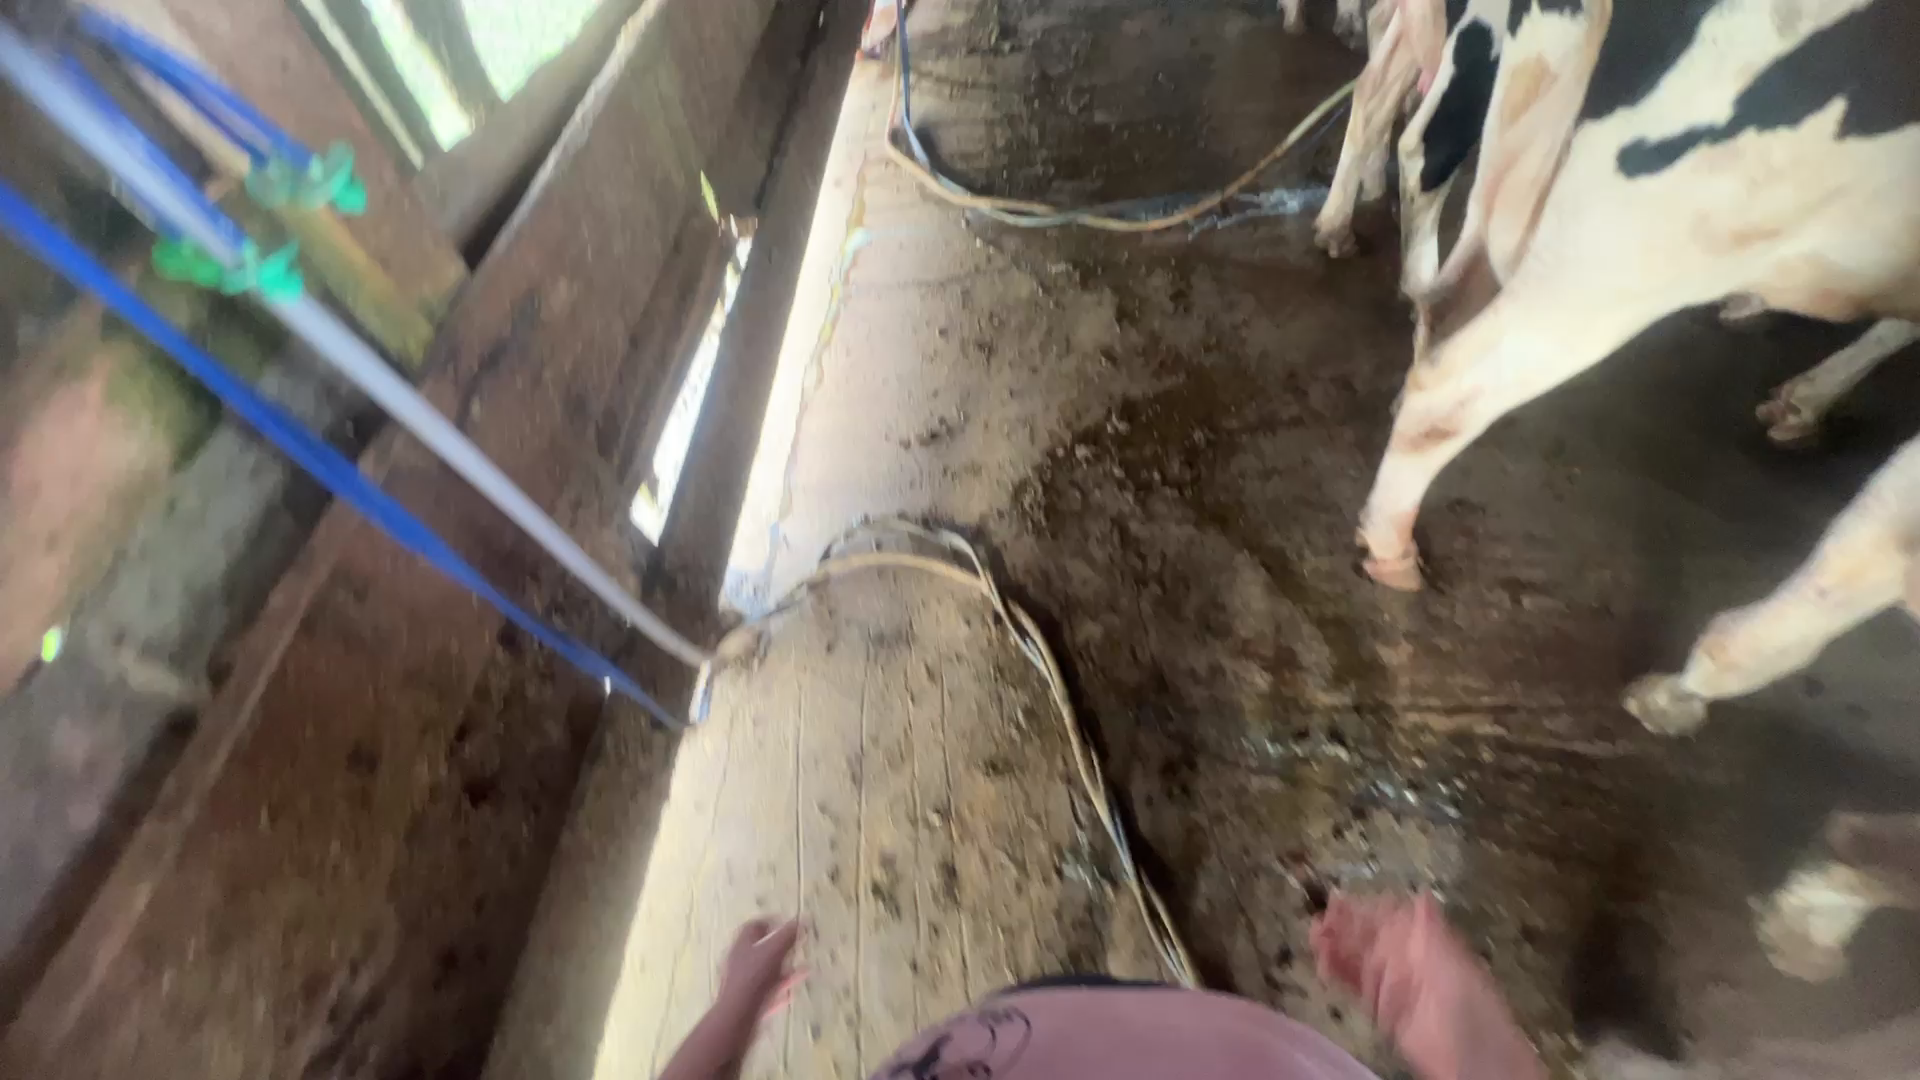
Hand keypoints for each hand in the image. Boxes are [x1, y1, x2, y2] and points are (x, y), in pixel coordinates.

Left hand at [718, 917, 805, 1022]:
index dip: (771, 922)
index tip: (787, 924)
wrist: (738, 1017)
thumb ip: (789, 934)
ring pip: (765, 971)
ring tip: (801, 970)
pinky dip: (780, 989)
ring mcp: (742, 983)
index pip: (755, 925)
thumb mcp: (776, 949)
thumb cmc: (755, 976)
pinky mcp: (747, 1002)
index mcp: (742, 943)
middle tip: (795, 947)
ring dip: (783, 970)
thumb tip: (803, 918)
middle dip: (780, 948)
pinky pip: (767, 991)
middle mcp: (739, 961)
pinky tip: (792, 992)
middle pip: (760, 949)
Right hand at [1311, 893, 1544, 1079]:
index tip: (1339, 899)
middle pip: (1368, 935)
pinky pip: (1354, 984)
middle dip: (1343, 924)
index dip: (1364, 906)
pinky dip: (1336, 971)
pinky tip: (1321, 962)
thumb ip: (1433, 929)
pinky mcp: (1382, 1009)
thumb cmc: (1469, 1008)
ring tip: (1313, 936)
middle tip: (1320, 918)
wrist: (1476, 1066)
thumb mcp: (1455, 963)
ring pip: (1356, 956)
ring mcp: (1392, 984)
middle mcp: (1406, 959)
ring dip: (1334, 945)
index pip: (1388, 916)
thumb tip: (1421, 893)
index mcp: (1425, 943)